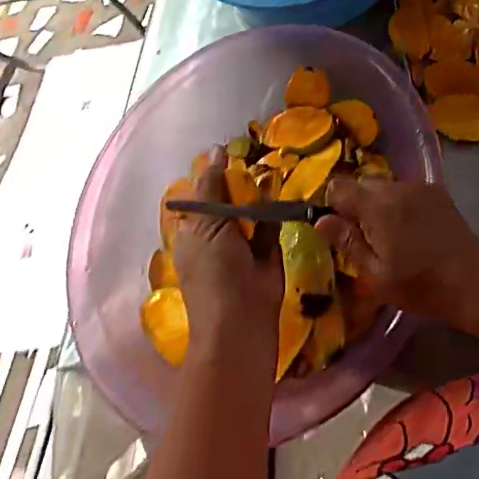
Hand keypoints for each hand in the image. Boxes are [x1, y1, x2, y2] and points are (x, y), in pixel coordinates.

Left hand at [174, 153, 282, 342]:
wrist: (241, 330)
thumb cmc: (215, 276)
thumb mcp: (207, 226)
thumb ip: (213, 187)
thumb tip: (216, 150)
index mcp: (193, 229)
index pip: (203, 191)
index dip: (216, 171)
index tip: (233, 148)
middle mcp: (217, 234)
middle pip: (229, 197)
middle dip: (242, 179)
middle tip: (257, 155)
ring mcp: (244, 245)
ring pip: (252, 208)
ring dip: (261, 191)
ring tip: (273, 166)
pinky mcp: (268, 254)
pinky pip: (272, 224)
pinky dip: (278, 208)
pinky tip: (284, 189)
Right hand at [317, 176, 478, 322]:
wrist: (473, 280)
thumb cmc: (420, 285)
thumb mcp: (377, 274)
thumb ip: (347, 243)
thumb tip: (319, 220)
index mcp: (376, 207)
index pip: (338, 187)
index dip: (332, 205)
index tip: (339, 228)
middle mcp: (395, 187)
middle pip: (361, 182)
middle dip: (355, 203)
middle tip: (364, 235)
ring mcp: (417, 186)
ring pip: (383, 185)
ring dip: (378, 202)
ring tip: (390, 233)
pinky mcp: (435, 189)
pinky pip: (404, 188)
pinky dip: (399, 202)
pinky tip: (411, 227)